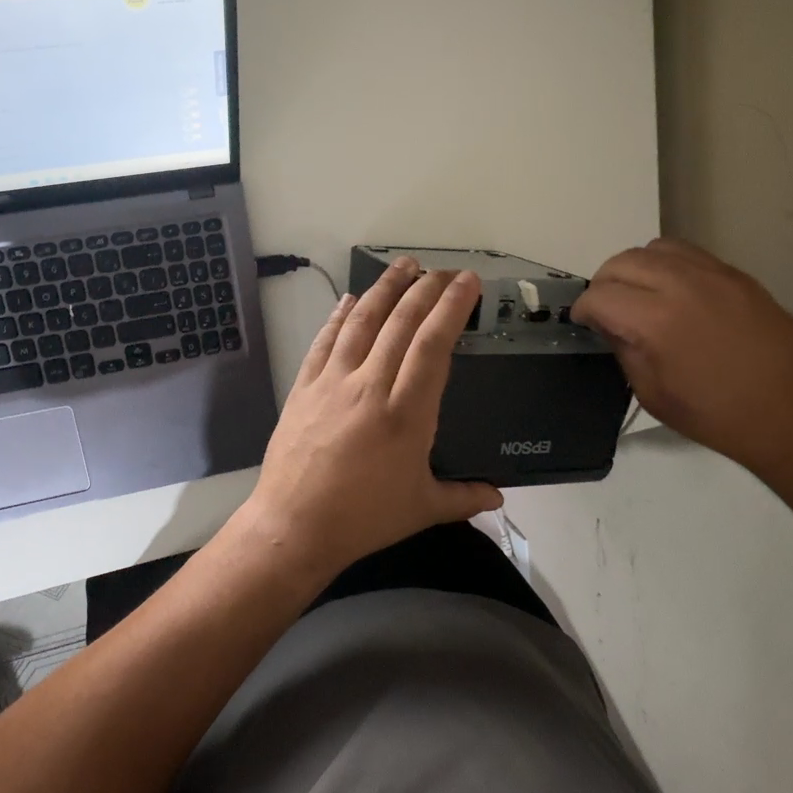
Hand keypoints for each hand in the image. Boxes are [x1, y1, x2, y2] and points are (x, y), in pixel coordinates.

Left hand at [243, 257, 502, 575]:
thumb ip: (464, 497)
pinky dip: (339, 316)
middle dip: (426, 289)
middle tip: (445, 270)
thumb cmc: (363, 519)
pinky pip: (324, 341)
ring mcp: (332, 382)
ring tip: (403, 265)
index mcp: (406, 413)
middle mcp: (369, 386)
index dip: (452, 307)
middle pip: (400, 323)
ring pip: (361, 322)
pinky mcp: (304, 388)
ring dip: (384, 289)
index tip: (467, 283)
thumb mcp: (423, 509)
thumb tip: (498, 497)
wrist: (294, 526)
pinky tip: (349, 300)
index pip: (433, 345)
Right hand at [570, 238, 792, 476]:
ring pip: (655, 248)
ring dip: (635, 268)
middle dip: (604, 284)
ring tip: (638, 296)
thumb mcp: (654, 395)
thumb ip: (625, 351)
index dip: (583, 310)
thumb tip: (610, 325)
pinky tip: (673, 294)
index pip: (601, 295)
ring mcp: (714, 275)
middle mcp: (683, 285)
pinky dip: (668, 265)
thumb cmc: (719, 417)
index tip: (582, 323)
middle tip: (605, 310)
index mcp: (657, 321)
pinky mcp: (738, 276)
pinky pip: (689, 254)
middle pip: (623, 262)